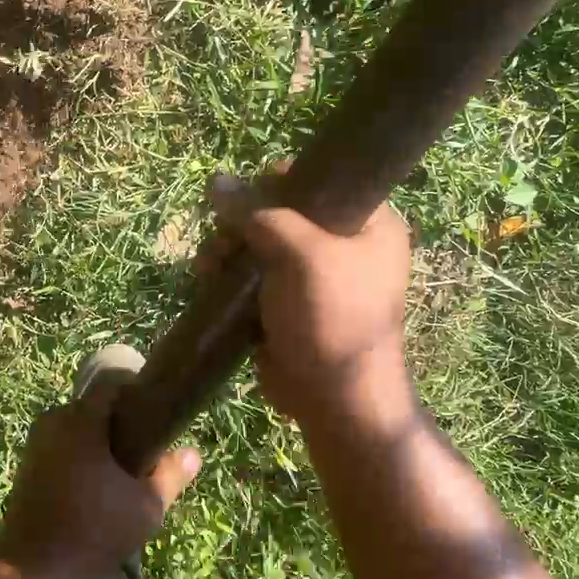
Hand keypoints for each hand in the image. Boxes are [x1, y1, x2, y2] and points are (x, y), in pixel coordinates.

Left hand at [0, 380, 201, 578]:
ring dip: (98, 444)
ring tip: (122, 475)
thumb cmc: (96, 530)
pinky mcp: (27, 463)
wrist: (35, 566)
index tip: (157, 414)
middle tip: (145, 452)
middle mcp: (53, 420)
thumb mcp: (145, 505)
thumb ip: (170, 475)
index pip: (112, 385)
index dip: (137, 394)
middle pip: (94, 408)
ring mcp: (36, 441)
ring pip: (76, 429)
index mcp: (80, 419)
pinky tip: (95, 487)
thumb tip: (192, 453)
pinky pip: (60, 447)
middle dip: (119, 424)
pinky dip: (78, 458)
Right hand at [201, 169, 414, 431]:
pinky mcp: (285, 299)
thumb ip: (259, 213)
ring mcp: (312, 274)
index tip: (249, 200)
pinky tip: (208, 277)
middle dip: (242, 220)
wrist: (333, 398)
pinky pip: (250, 270)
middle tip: (223, 240)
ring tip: (209, 265)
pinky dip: (227, 270)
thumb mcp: (301, 254)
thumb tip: (216, 182)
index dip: (279, 183)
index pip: (321, 180)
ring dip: (227, 246)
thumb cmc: (333, 318)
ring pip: (257, 239)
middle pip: (280, 209)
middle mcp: (343, 243)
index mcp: (370, 224)